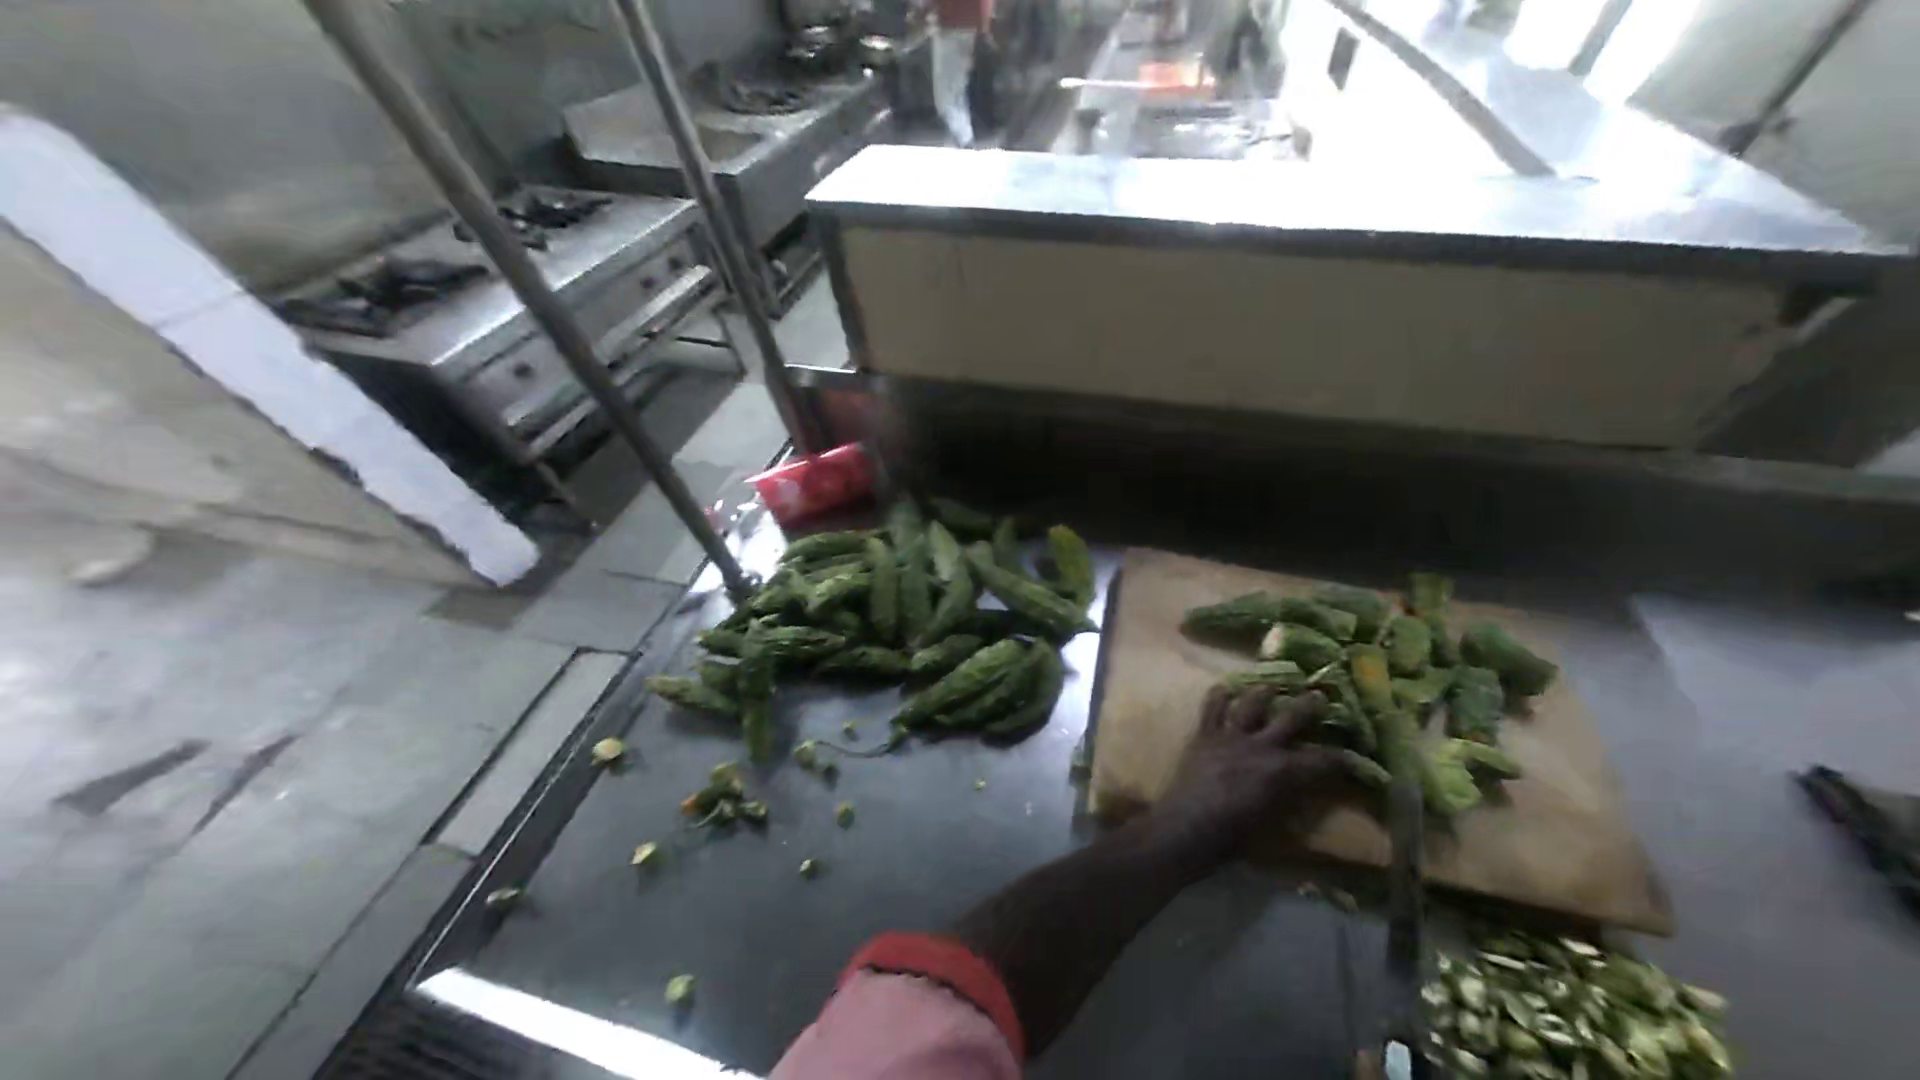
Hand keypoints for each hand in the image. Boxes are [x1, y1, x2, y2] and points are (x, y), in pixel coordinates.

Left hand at [1157, 686, 1343, 854]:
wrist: (1190, 826)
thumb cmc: (1237, 836)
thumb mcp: (1279, 825)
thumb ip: (1296, 803)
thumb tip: (1310, 794)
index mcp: (1285, 770)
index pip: (1323, 760)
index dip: (1342, 760)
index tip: (1353, 757)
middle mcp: (1261, 745)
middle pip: (1291, 717)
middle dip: (1309, 706)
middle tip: (1319, 695)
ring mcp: (1231, 736)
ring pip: (1251, 704)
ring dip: (1263, 692)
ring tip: (1271, 684)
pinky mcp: (1205, 734)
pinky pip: (1211, 708)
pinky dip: (1218, 696)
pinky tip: (1224, 688)